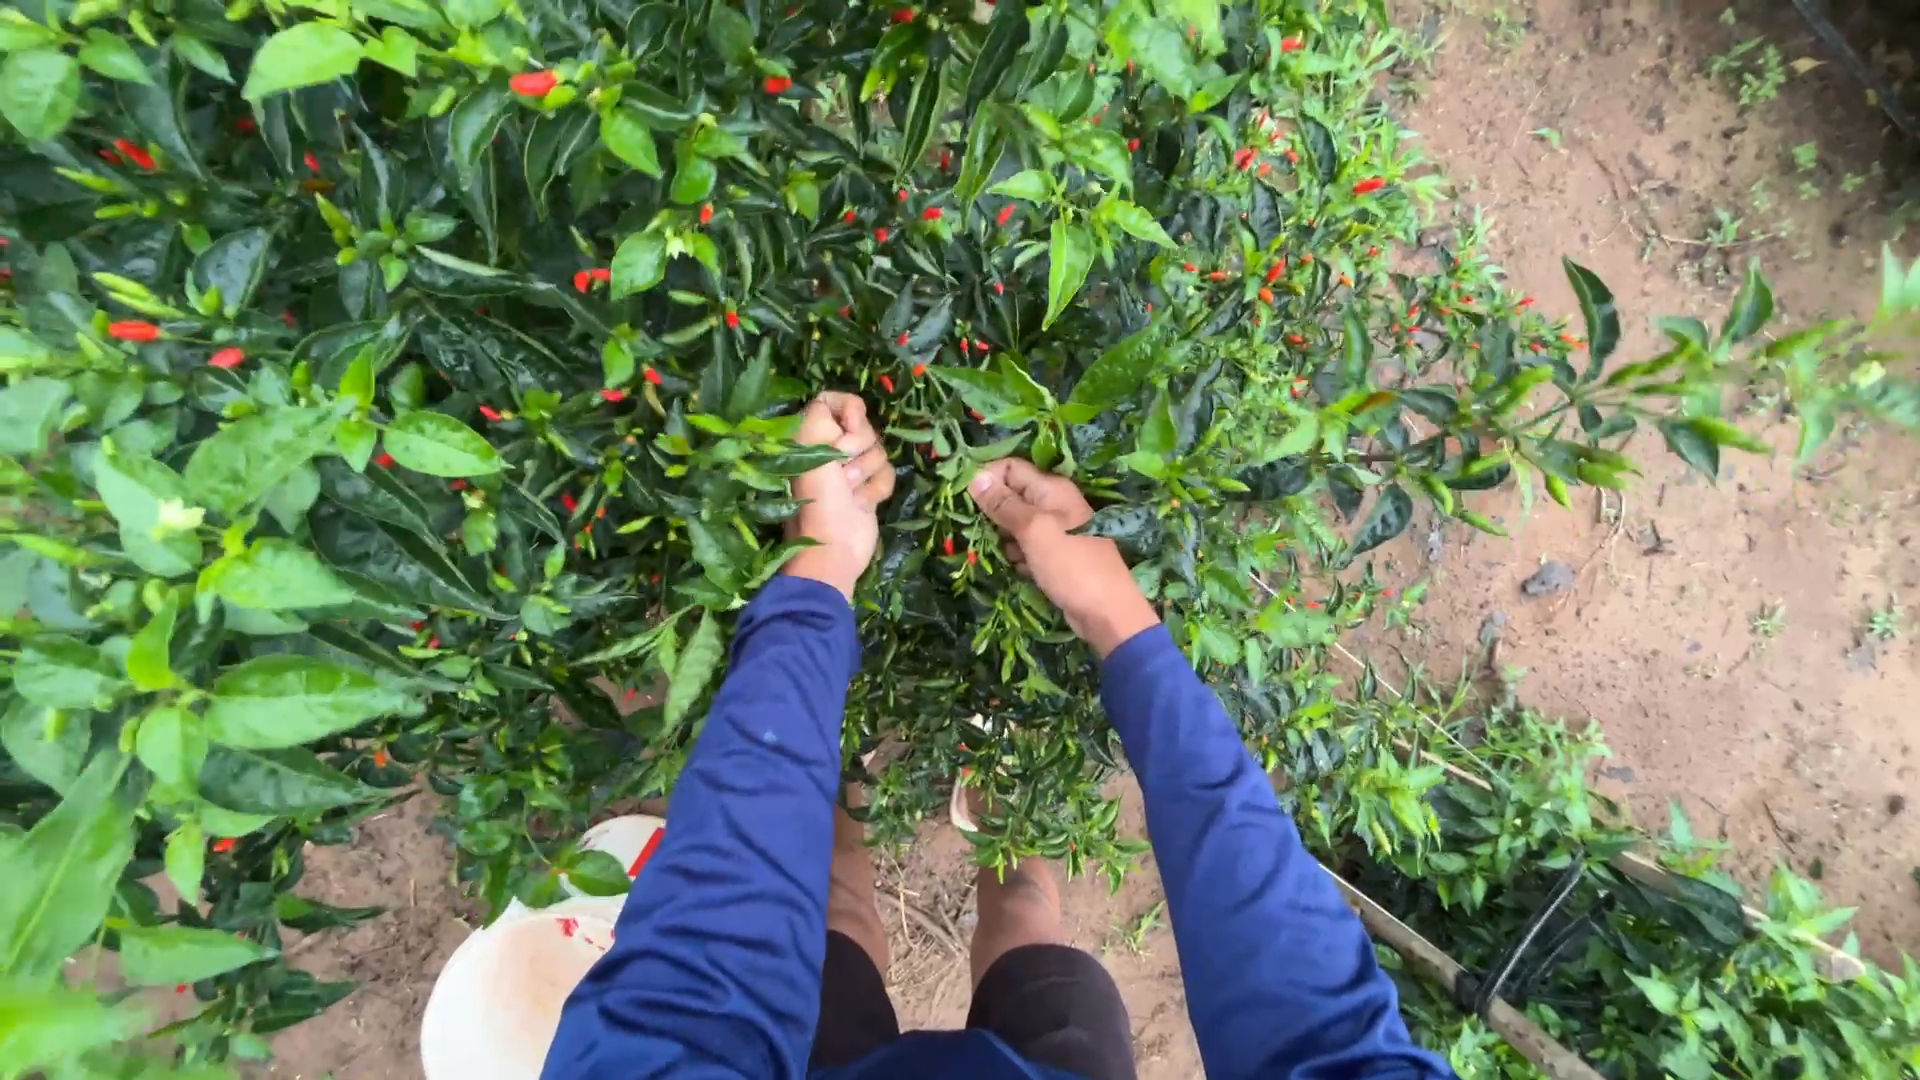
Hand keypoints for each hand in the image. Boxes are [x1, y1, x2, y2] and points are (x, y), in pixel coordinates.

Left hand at [782, 392, 894, 600]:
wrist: (834, 544)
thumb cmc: (818, 495)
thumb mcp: (810, 443)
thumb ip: (824, 410)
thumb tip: (851, 408)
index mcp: (810, 434)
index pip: (835, 401)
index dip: (849, 410)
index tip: (850, 425)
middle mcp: (830, 448)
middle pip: (864, 425)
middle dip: (857, 448)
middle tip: (840, 471)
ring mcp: (851, 469)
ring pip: (879, 450)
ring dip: (866, 472)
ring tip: (849, 491)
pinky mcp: (869, 488)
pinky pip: (888, 473)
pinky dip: (876, 489)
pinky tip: (862, 504)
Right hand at [966, 459, 1158, 657]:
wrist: (1106, 612)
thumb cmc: (1071, 565)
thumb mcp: (1032, 530)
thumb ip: (1003, 504)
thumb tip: (975, 476)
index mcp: (1052, 489)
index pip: (1010, 467)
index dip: (987, 478)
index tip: (966, 500)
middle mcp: (1054, 504)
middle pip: (1011, 495)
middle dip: (993, 512)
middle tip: (981, 532)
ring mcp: (1056, 530)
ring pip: (1016, 524)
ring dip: (1004, 538)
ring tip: (1006, 554)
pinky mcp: (1055, 555)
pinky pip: (1026, 547)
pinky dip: (1019, 557)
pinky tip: (1022, 569)